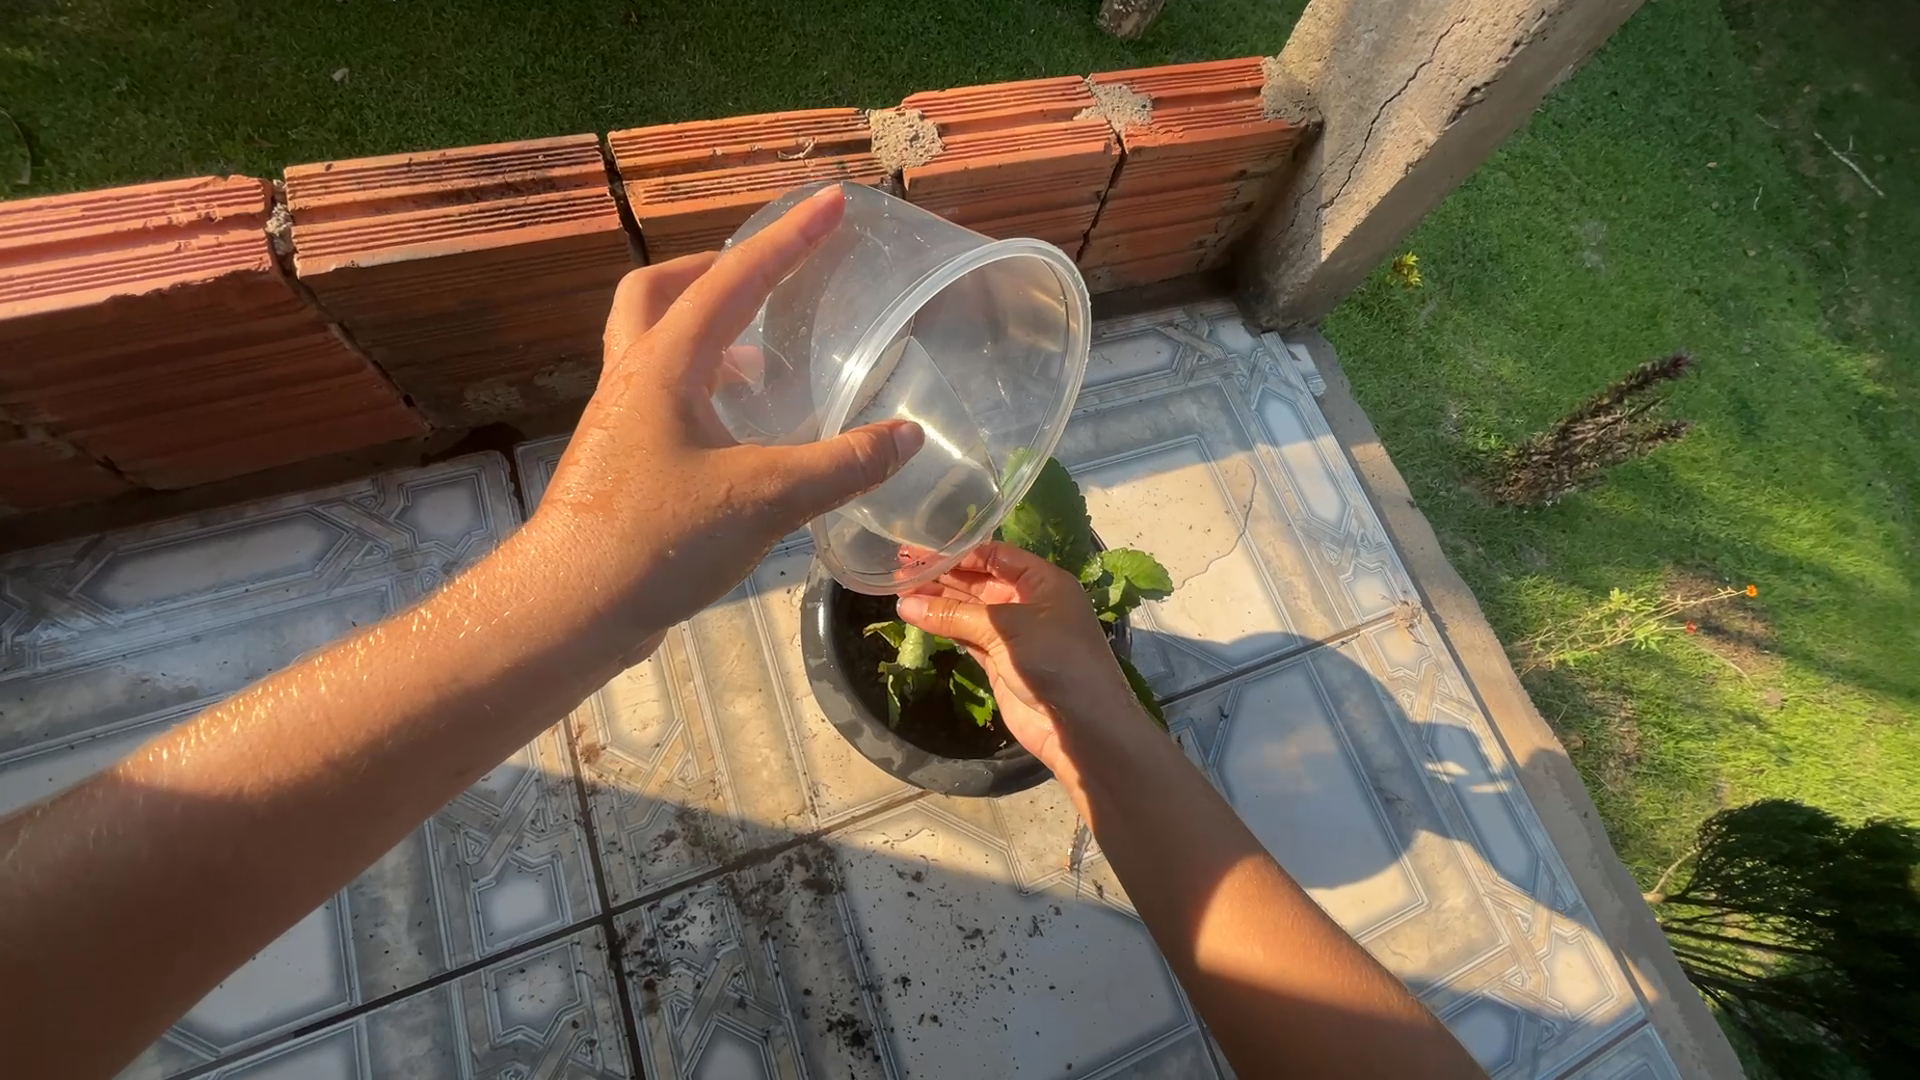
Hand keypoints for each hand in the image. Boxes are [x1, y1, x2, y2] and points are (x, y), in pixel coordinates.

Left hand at [536, 186, 924, 651]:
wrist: (572, 608)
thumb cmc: (659, 539)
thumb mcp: (765, 498)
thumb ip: (841, 466)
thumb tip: (906, 436)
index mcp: (665, 365)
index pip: (733, 280)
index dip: (789, 240)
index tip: (832, 203)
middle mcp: (634, 378)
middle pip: (660, 292)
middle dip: (716, 271)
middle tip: (766, 280)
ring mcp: (621, 421)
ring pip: (655, 345)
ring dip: (705, 331)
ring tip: (762, 354)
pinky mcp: (623, 461)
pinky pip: (663, 397)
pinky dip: (704, 389)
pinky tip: (740, 432)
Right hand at [896, 543, 1149, 780]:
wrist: (1081, 727)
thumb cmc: (1055, 661)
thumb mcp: (1006, 628)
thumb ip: (956, 614)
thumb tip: (905, 603)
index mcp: (1043, 582)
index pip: (996, 556)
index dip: (960, 552)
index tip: (922, 548)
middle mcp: (1029, 603)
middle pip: (980, 582)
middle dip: (944, 576)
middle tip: (901, 569)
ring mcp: (1015, 635)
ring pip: (971, 611)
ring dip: (940, 602)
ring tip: (900, 592)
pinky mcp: (1000, 663)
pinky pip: (968, 637)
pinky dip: (945, 628)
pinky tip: (917, 618)